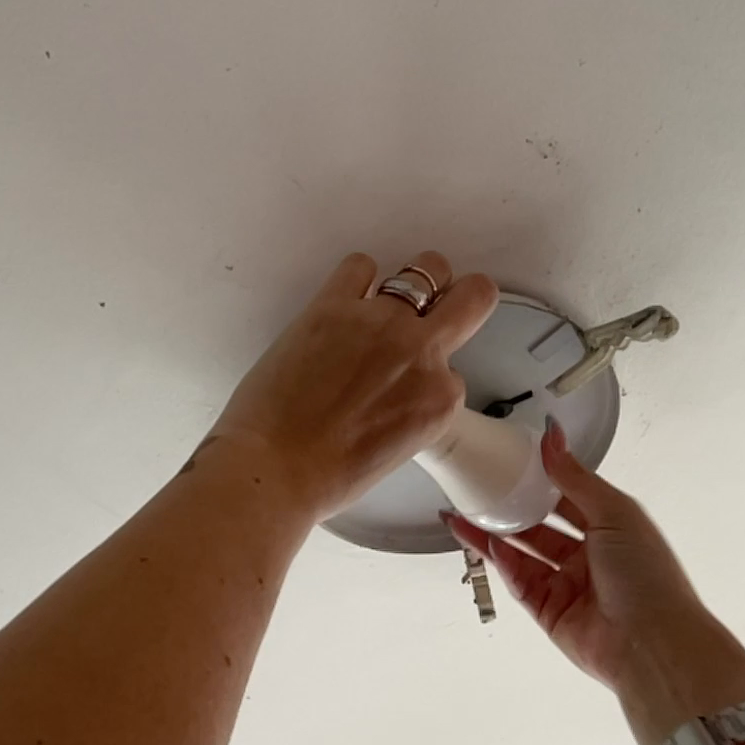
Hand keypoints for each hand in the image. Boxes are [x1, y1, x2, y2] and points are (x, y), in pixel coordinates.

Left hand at [207, 251, 497, 519]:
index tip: (402, 383)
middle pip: (473, 296)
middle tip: (432, 310)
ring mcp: (381, 323)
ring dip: (410, 285)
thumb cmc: (323, 479)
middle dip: (458, 299)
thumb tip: (392, 388)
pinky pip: (360, 265)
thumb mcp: (391, 451)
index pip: (451, 370)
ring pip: (426, 269)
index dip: (426, 374)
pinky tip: (341, 303)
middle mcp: (421, 354)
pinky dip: (355, 280)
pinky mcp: (334, 306)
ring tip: (379, 306)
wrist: (271, 470)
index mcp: (439, 400)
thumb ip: (406, 409)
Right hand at [444, 420, 744, 743]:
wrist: (651, 644)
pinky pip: (518, 579)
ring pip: (522, 553)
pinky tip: (481, 542)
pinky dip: (500, 561)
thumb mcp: (614, 513)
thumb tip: (551, 437)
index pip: (568, 498)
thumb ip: (574, 477)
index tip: (512, 461)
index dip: (541, 480)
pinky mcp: (546, 610)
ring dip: (492, 534)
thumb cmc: (646, 575)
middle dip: (509, 509)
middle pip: (539, 526)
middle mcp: (588, 556)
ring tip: (461, 514)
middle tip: (477, 489)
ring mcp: (566, 584)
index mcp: (611, 529)